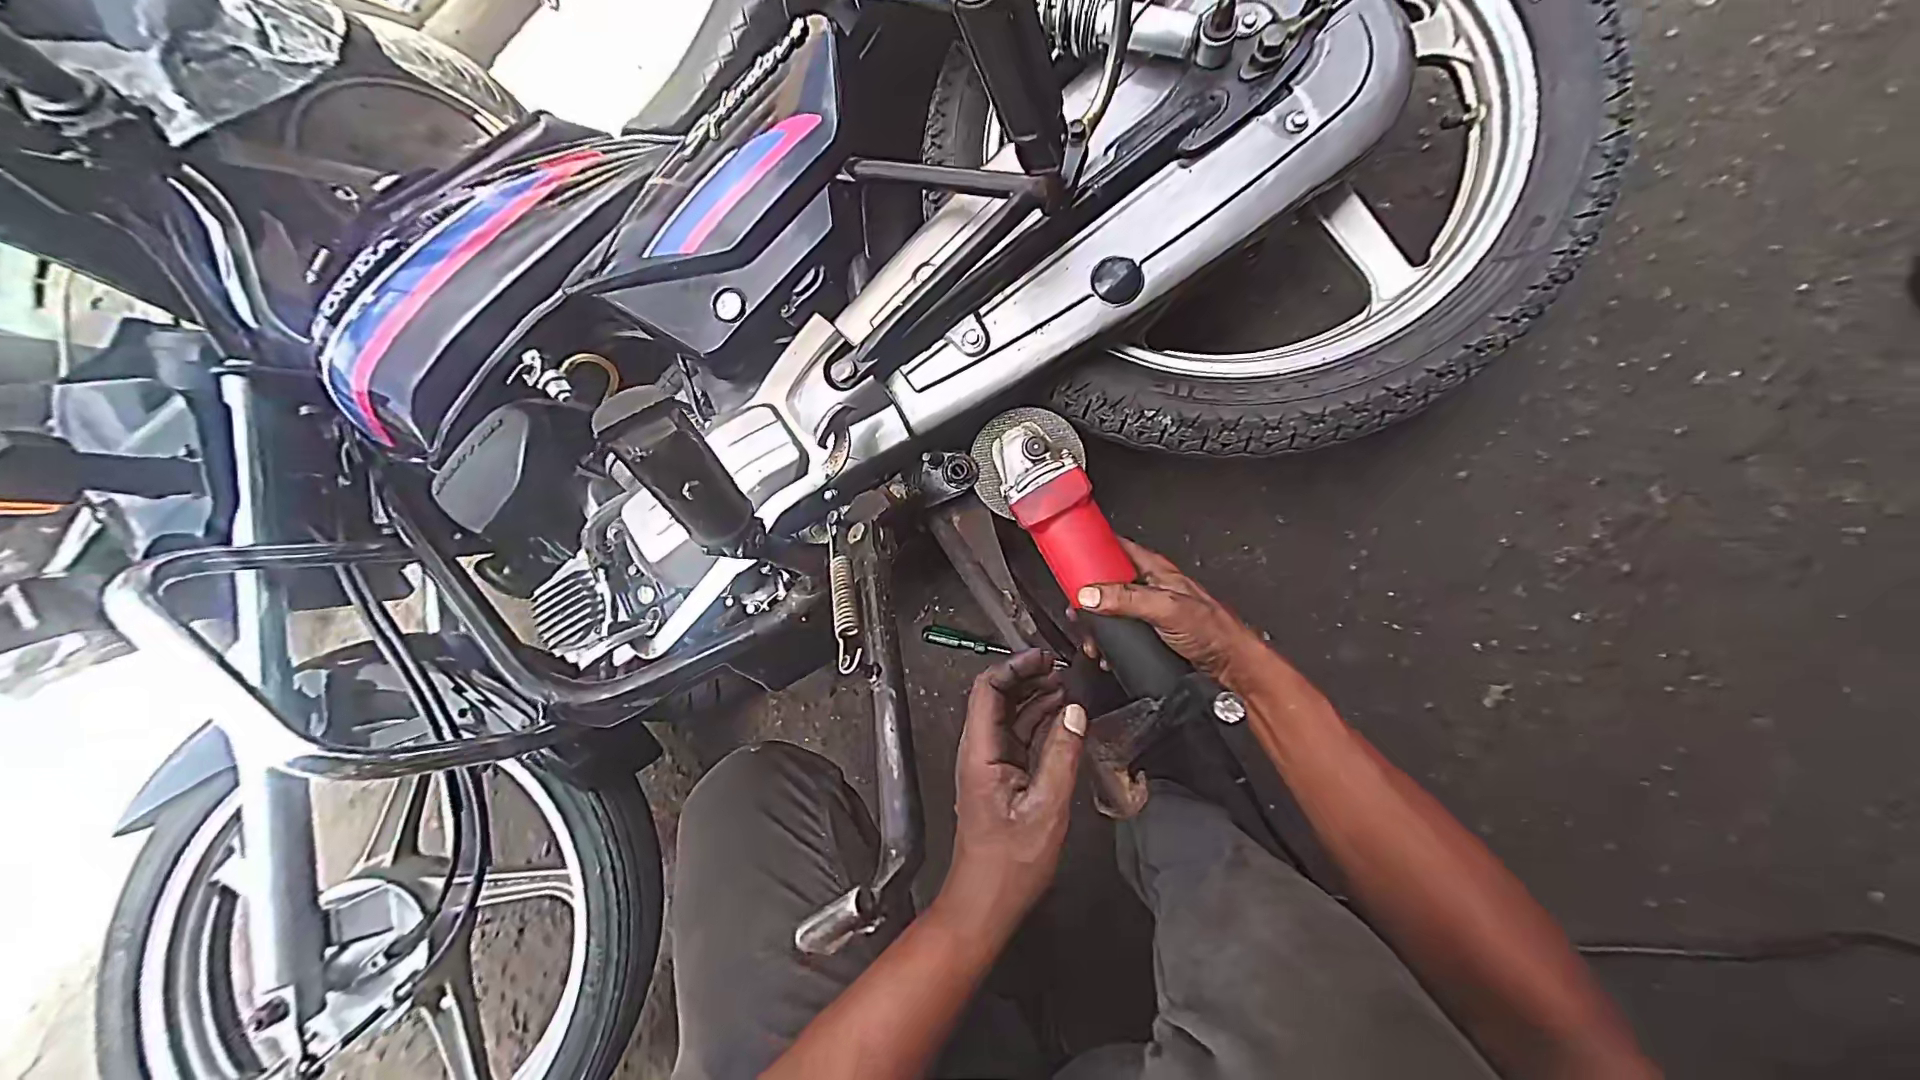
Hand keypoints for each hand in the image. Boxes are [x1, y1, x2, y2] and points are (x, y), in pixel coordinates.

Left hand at [939, 650, 1085, 935]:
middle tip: (1058, 668)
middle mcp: (978, 752)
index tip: (1042, 659)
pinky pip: (1017, 734)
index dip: (1014, 666)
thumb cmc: (1006, 866)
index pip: (987, 689)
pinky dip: (1037, 719)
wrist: (986, 900)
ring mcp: (988, 762)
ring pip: (1008, 713)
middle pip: (996, 695)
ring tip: (1064, 687)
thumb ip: (1061, 755)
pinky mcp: (999, 774)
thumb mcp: (1046, 807)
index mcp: (979, 753)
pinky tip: (1059, 716)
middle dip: (1027, 676)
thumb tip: (1075, 714)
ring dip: (1034, 697)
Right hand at [1075, 538, 1267, 686]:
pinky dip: (1107, 638)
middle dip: (1088, 593)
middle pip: (1107, 580)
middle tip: (1076, 604)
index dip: (1092, 546)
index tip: (1070, 553)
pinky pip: (1119, 630)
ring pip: (1111, 607)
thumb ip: (1127, 598)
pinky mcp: (1149, 633)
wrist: (1232, 667)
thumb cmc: (1215, 632)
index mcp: (1155, 570)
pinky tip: (1104, 648)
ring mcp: (1149, 610)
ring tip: (1090, 632)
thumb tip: (1091, 594)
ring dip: (1096, 621)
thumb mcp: (1166, 608)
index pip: (1115, 547)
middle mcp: (1150, 587)